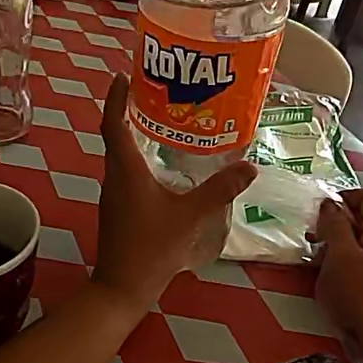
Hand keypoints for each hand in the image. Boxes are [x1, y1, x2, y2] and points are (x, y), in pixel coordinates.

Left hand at [91, 75, 256, 307]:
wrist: (123, 287)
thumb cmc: (151, 248)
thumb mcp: (190, 216)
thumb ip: (218, 190)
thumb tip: (249, 167)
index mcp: (126, 171)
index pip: (114, 124)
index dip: (116, 98)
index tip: (124, 75)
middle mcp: (114, 177)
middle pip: (117, 134)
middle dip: (131, 110)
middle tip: (158, 93)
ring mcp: (114, 194)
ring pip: (121, 155)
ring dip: (136, 135)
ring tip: (165, 122)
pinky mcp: (119, 208)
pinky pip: (127, 172)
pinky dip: (140, 158)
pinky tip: (163, 164)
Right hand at [315, 190, 362, 349]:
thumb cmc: (361, 295)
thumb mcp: (339, 256)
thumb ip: (334, 226)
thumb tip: (331, 204)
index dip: (344, 196)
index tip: (320, 211)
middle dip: (340, 223)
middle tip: (316, 238)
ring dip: (344, 246)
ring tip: (323, 263)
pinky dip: (353, 264)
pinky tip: (340, 283)